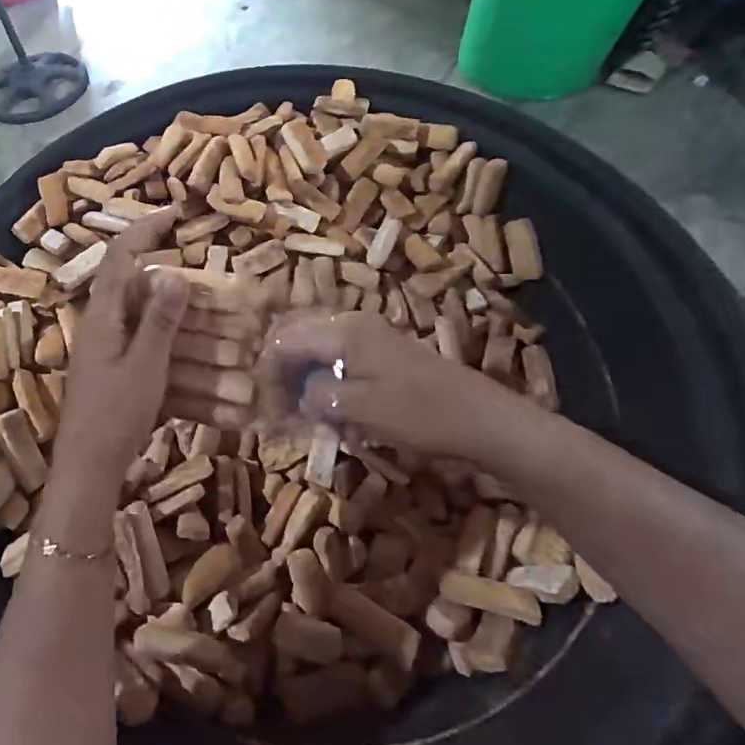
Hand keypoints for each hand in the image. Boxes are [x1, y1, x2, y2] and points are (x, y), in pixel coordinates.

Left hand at [53, 208, 188, 484]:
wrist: (87, 467)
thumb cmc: (115, 416)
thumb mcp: (145, 367)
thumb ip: (160, 321)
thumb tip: (174, 273)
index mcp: (102, 316)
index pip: (121, 257)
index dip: (145, 230)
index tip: (174, 213)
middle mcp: (99, 323)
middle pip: (128, 278)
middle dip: (160, 260)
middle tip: (196, 255)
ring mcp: (104, 345)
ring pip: (136, 306)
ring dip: (166, 295)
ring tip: (201, 292)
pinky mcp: (111, 365)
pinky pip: (140, 333)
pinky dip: (164, 326)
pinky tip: (187, 335)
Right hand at [255, 310, 528, 462]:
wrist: (482, 419)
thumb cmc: (420, 413)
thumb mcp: (361, 408)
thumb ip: (319, 396)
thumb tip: (298, 394)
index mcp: (344, 330)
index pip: (287, 339)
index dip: (270, 369)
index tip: (263, 403)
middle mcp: (354, 324)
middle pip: (301, 338)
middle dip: (284, 369)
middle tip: (276, 406)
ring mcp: (371, 338)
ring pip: (320, 350)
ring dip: (304, 376)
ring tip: (298, 410)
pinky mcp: (384, 355)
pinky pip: (340, 360)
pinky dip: (327, 380)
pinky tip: (327, 406)